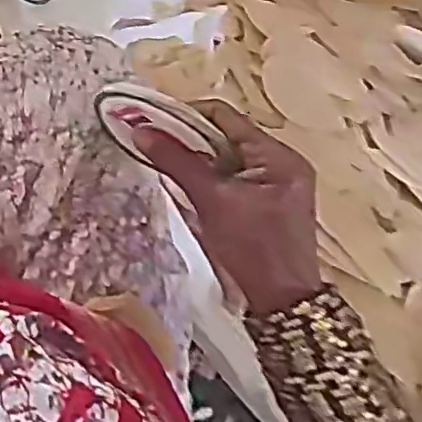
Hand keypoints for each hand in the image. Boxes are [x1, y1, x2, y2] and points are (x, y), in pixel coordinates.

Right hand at [133, 102, 322, 312]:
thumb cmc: (251, 248)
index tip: (154, 124)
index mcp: (277, 155)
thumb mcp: (210, 200)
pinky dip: (208, 176)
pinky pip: (231, 175)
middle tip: (155, 144)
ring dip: (196, 159)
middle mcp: (282, 162)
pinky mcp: (268, 201)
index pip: (225, 116)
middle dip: (188, 139)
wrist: (282, 305)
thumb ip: (176, 160)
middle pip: (224, 134)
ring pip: (225, 156)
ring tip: (166, 163)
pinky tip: (187, 185)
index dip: (187, 115)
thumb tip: (140, 129)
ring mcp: (277, 183)